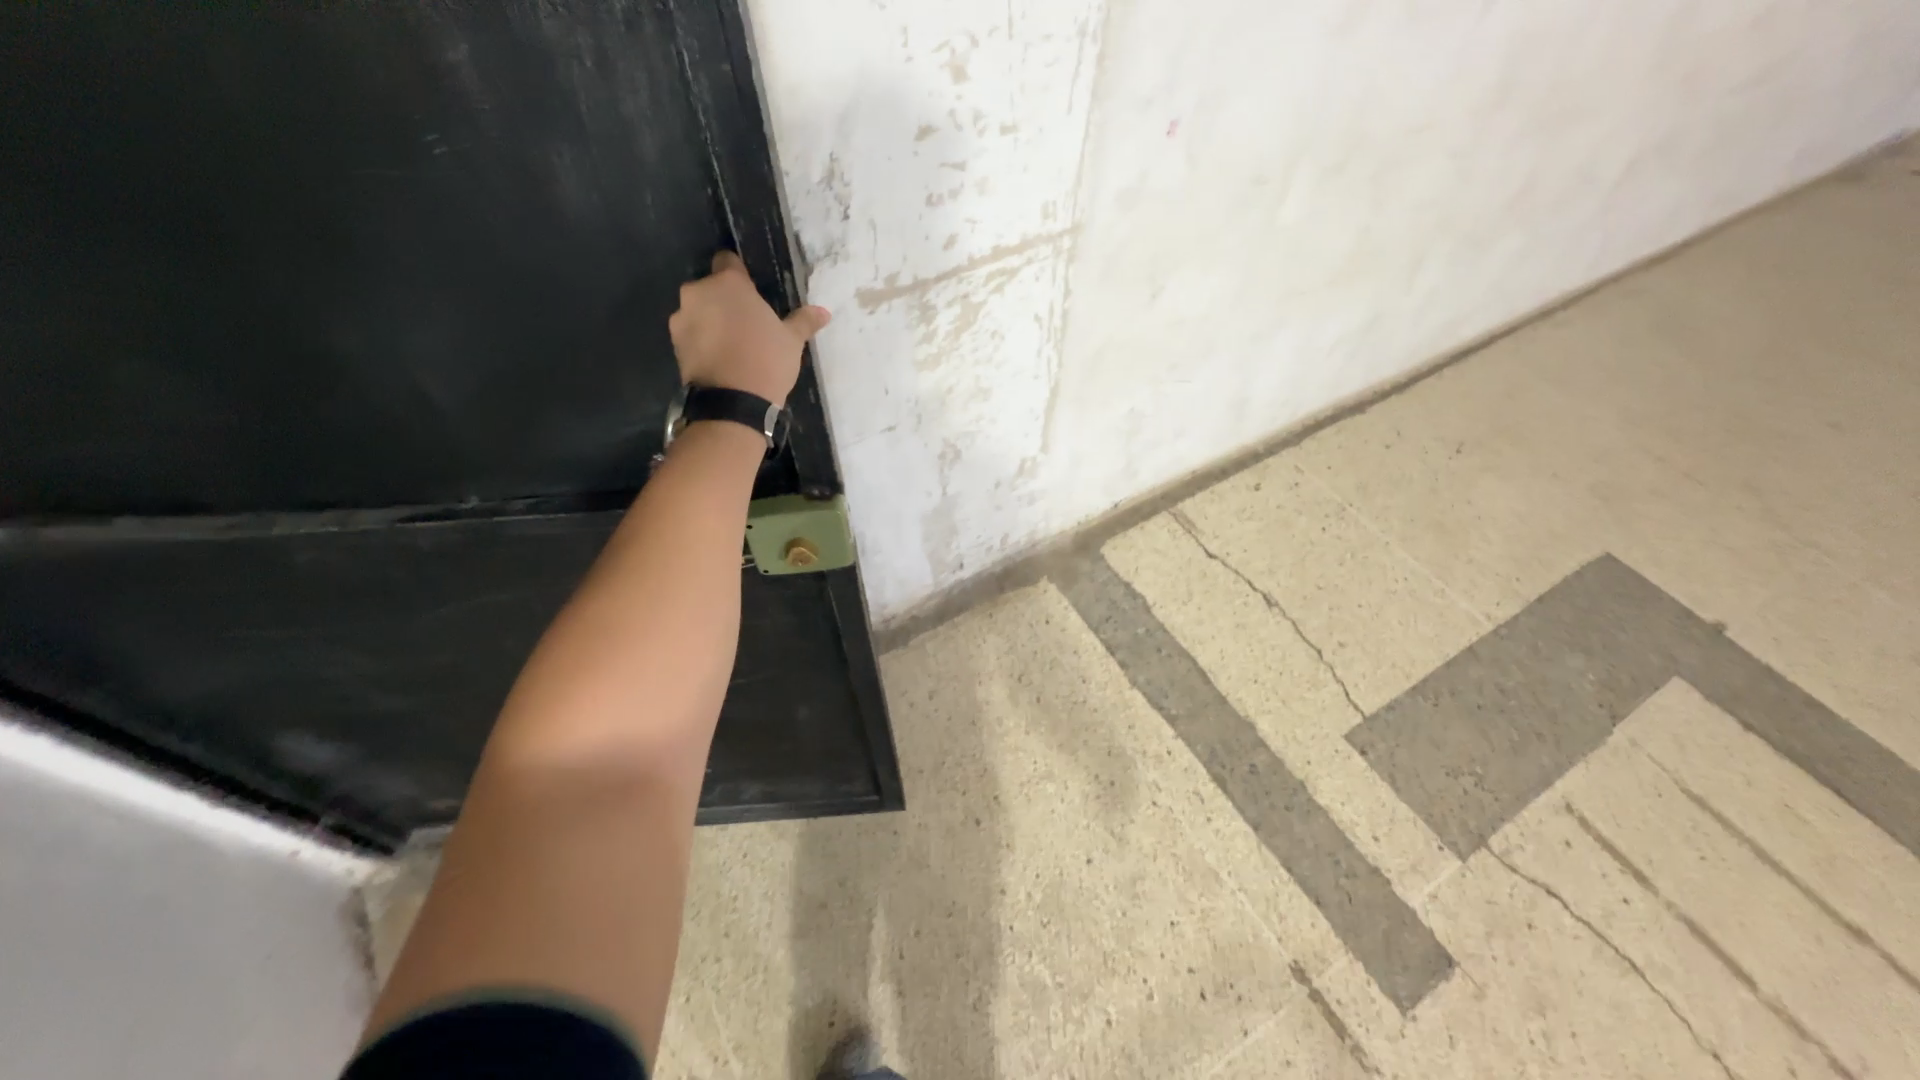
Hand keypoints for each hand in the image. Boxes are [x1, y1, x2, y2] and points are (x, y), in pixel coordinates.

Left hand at [668, 251, 829, 405]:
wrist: (732, 403)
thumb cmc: (766, 360)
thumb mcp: (792, 341)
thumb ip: (804, 321)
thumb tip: (824, 312)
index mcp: (728, 283)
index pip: (728, 261)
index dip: (739, 275)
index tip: (751, 293)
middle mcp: (699, 293)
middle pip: (710, 288)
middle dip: (723, 300)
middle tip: (745, 323)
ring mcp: (681, 319)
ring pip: (697, 311)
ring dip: (709, 321)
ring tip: (731, 345)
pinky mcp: (674, 345)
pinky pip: (690, 335)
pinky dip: (701, 341)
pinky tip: (719, 359)